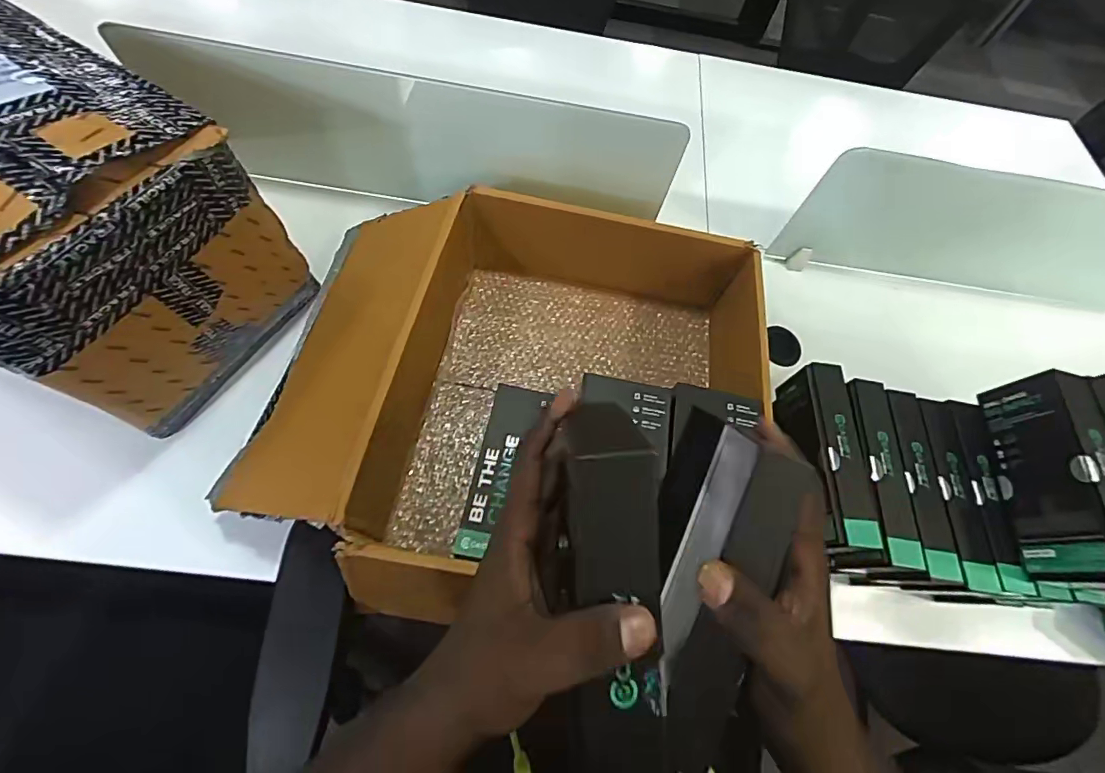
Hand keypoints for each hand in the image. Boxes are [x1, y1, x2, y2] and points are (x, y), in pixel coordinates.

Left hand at [413, 388, 657, 741]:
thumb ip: (589, 640)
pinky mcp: (538, 589)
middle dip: (567, 445)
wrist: (455, 707)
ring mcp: (528, 565)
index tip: (569, 397)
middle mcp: (520, 542)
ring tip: (613, 460)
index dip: (547, 430)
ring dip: (576, 481)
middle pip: (545, 481)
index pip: (530, 470)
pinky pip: (565, 543)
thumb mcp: (538, 656)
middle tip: (603, 420)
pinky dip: (585, 525)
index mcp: (513, 539)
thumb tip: (649, 618)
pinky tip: (612, 528)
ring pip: (555, 510)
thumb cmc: (485, 670)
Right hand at [697, 461, 870, 772]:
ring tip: (678, 472)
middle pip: (766, 499)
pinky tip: (672, 532)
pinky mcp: (742, 598)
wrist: (805, 740)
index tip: (752, 422)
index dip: (781, 451)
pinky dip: (701, 532)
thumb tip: (708, 569)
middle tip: (699, 438)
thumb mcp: (780, 654)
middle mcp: (781, 562)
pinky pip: (721, 552)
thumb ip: (750, 614)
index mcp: (800, 561)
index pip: (798, 491)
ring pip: (743, 524)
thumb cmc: (807, 698)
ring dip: (719, 496)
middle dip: (741, 464)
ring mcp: (762, 580)